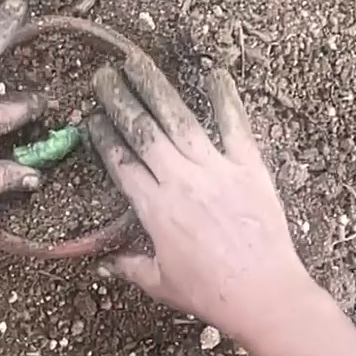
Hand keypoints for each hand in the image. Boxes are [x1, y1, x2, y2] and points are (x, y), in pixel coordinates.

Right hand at [84, 54, 321, 343]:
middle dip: (120, 100)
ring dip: (156, 88)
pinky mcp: (249, 168)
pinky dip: (224, 97)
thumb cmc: (210, 293)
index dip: (104, 138)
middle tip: (104, 76)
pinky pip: (234, 125)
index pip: (122, 164)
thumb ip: (131, 267)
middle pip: (143, 131)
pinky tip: (214, 71)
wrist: (263, 293)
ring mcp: (216, 170)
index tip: (92, 116)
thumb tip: (105, 264)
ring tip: (137, 62)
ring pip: (179, 120)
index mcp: (155, 209)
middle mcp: (181, 181)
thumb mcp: (162, 284)